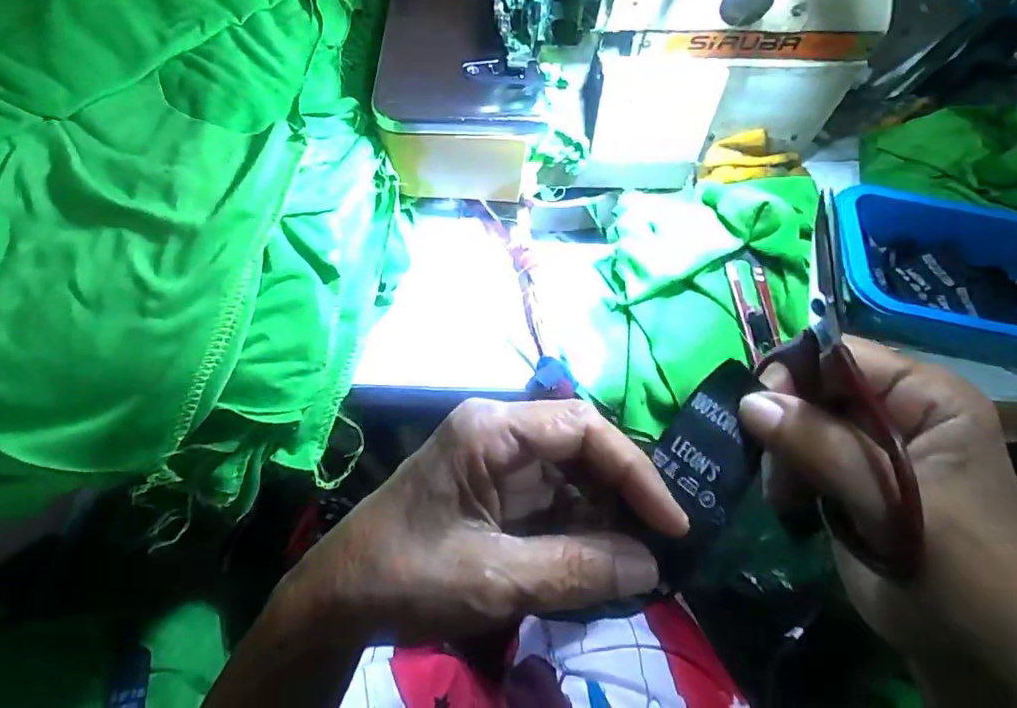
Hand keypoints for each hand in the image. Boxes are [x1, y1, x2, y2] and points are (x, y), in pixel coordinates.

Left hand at [288, 398, 689, 642]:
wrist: (343, 591)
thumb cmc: (410, 573)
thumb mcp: (496, 577)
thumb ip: (576, 569)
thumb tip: (650, 564)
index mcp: (490, 430)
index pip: (580, 426)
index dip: (634, 469)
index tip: (673, 526)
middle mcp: (494, 432)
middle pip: (578, 445)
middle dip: (622, 493)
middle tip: (663, 550)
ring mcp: (491, 460)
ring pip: (568, 475)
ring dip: (604, 516)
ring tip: (639, 566)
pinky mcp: (490, 490)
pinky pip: (548, 500)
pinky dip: (578, 530)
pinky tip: (600, 566)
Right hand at [739, 338, 1016, 706]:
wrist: (996, 673)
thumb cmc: (965, 582)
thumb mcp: (895, 512)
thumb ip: (823, 448)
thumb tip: (748, 400)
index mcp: (929, 398)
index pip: (839, 353)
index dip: (794, 373)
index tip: (760, 412)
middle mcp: (900, 409)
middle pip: (813, 382)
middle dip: (783, 420)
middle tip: (774, 469)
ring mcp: (876, 442)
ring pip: (797, 416)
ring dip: (781, 453)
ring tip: (785, 496)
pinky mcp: (854, 474)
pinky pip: (800, 448)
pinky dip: (785, 472)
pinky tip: (790, 502)